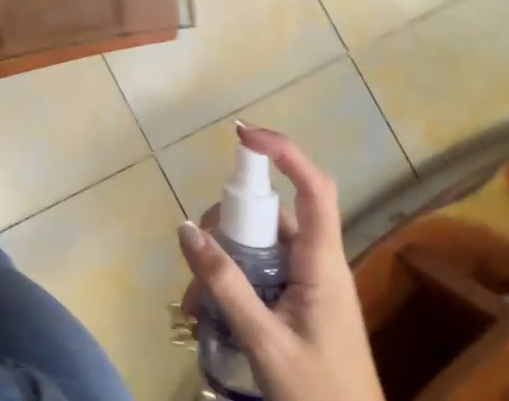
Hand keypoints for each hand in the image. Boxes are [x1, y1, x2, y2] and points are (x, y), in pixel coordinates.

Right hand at [178, 125, 383, 400]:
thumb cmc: (319, 393)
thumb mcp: (264, 341)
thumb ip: (225, 285)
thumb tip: (185, 229)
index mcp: (323, 265)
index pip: (313, 189)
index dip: (284, 152)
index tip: (243, 134)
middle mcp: (318, 263)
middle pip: (271, 213)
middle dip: (227, 221)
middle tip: (195, 251)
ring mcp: (310, 282)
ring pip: (259, 243)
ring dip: (222, 257)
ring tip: (195, 298)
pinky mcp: (300, 300)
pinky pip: (260, 270)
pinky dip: (230, 278)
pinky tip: (207, 309)